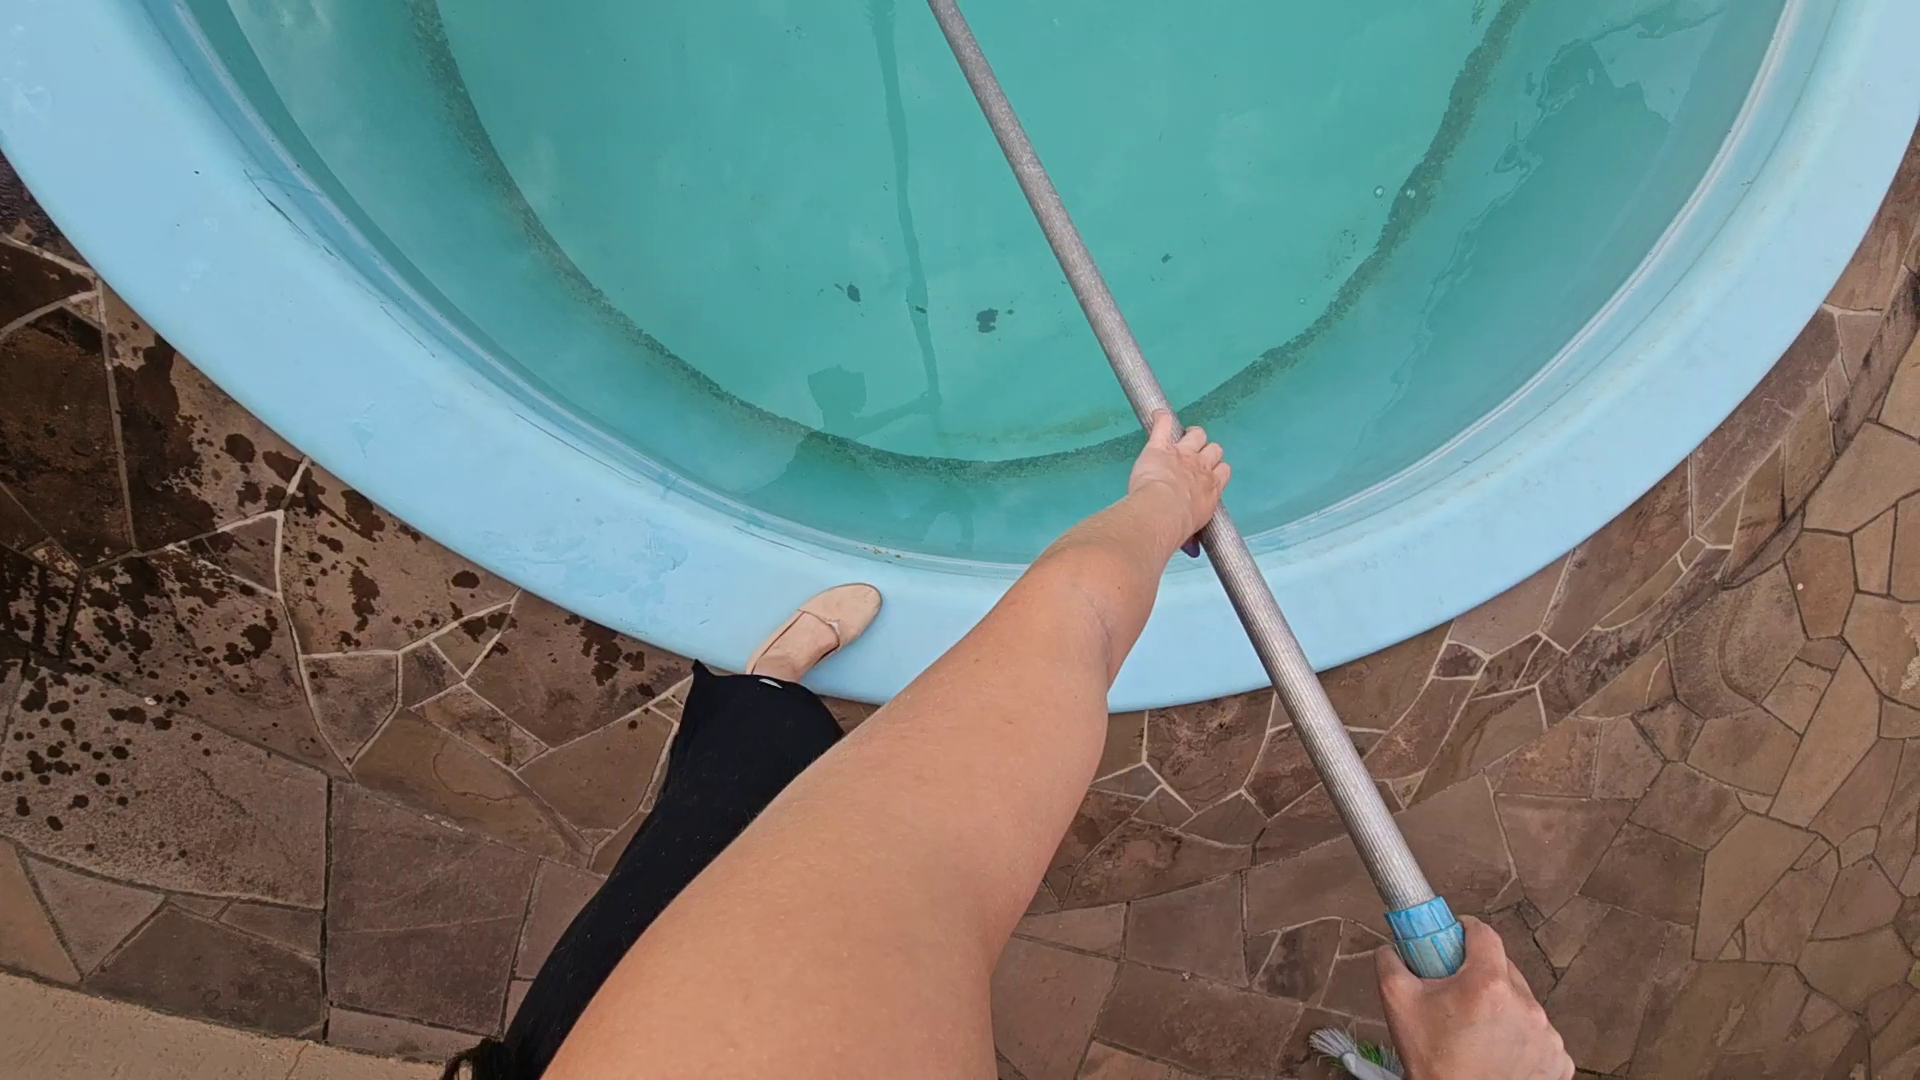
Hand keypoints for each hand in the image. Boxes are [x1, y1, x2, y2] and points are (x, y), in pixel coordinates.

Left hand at [1127, 411, 1229, 550]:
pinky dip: (1161, 418)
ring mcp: (1182, 454)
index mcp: (1212, 489)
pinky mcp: (1160, 447)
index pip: (1224, 470)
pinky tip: (1157, 415)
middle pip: (1214, 450)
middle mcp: (1201, 468)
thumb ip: (1192, 536)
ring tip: (1179, 440)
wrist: (1162, 513)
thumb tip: (1192, 551)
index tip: (1206, 475)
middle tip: (1192, 458)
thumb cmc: (1176, 528)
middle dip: (1205, 452)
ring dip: (1189, 436)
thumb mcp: (1191, 534)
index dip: (1216, 470)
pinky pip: (1164, 424)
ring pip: (1196, 434)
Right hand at [1376, 917, 1572, 1079]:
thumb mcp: (1395, 997)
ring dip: (1501, 1002)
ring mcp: (1548, 1037)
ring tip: (1475, 1024)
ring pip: (1521, 1001)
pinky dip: (1519, 1032)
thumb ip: (1390, 958)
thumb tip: (1393, 946)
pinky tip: (1497, 1047)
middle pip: (1503, 967)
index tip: (1451, 936)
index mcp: (1488, 983)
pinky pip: (1538, 1032)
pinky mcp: (1560, 1064)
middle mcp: (1526, 1006)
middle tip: (1455, 987)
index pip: (1484, 933)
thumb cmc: (1431, 1056)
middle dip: (1479, 969)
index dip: (1464, 928)